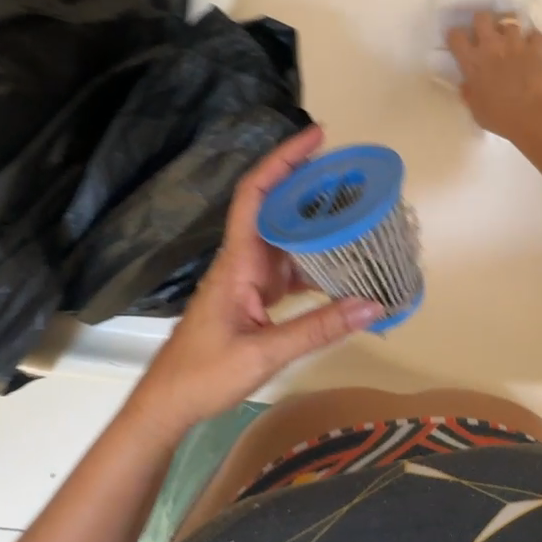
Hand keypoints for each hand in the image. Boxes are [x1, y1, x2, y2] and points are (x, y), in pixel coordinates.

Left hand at [130, 125, 384, 428]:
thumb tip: (373, 305)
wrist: (168, 403)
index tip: (317, 137)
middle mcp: (243, 261)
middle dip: (309, 184)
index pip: (256, 195)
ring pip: (285, 238)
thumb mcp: (265, 353)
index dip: (283, 160)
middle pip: (275, 208)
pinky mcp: (253, 298)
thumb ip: (319, 328)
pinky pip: (288, 268)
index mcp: (238, 262)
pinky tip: (342, 267)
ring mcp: (248, 279)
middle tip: (352, 174)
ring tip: (356, 212)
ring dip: (315, 223)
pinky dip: (315, 263)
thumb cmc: (204, 374)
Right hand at [447, 12, 541, 142]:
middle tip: (485, 34)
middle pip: (482, 17)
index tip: (458, 41)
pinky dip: (532, 39)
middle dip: (482, 22)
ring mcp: (516, 44)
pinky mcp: (538, 47)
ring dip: (508, 32)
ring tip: (511, 43)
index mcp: (473, 62)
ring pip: (509, 23)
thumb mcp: (477, 111)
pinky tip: (532, 48)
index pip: (456, 36)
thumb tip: (466, 83)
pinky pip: (534, 34)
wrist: (537, 117)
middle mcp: (492, 46)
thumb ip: (469, 93)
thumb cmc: (502, 118)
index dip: (455, 36)